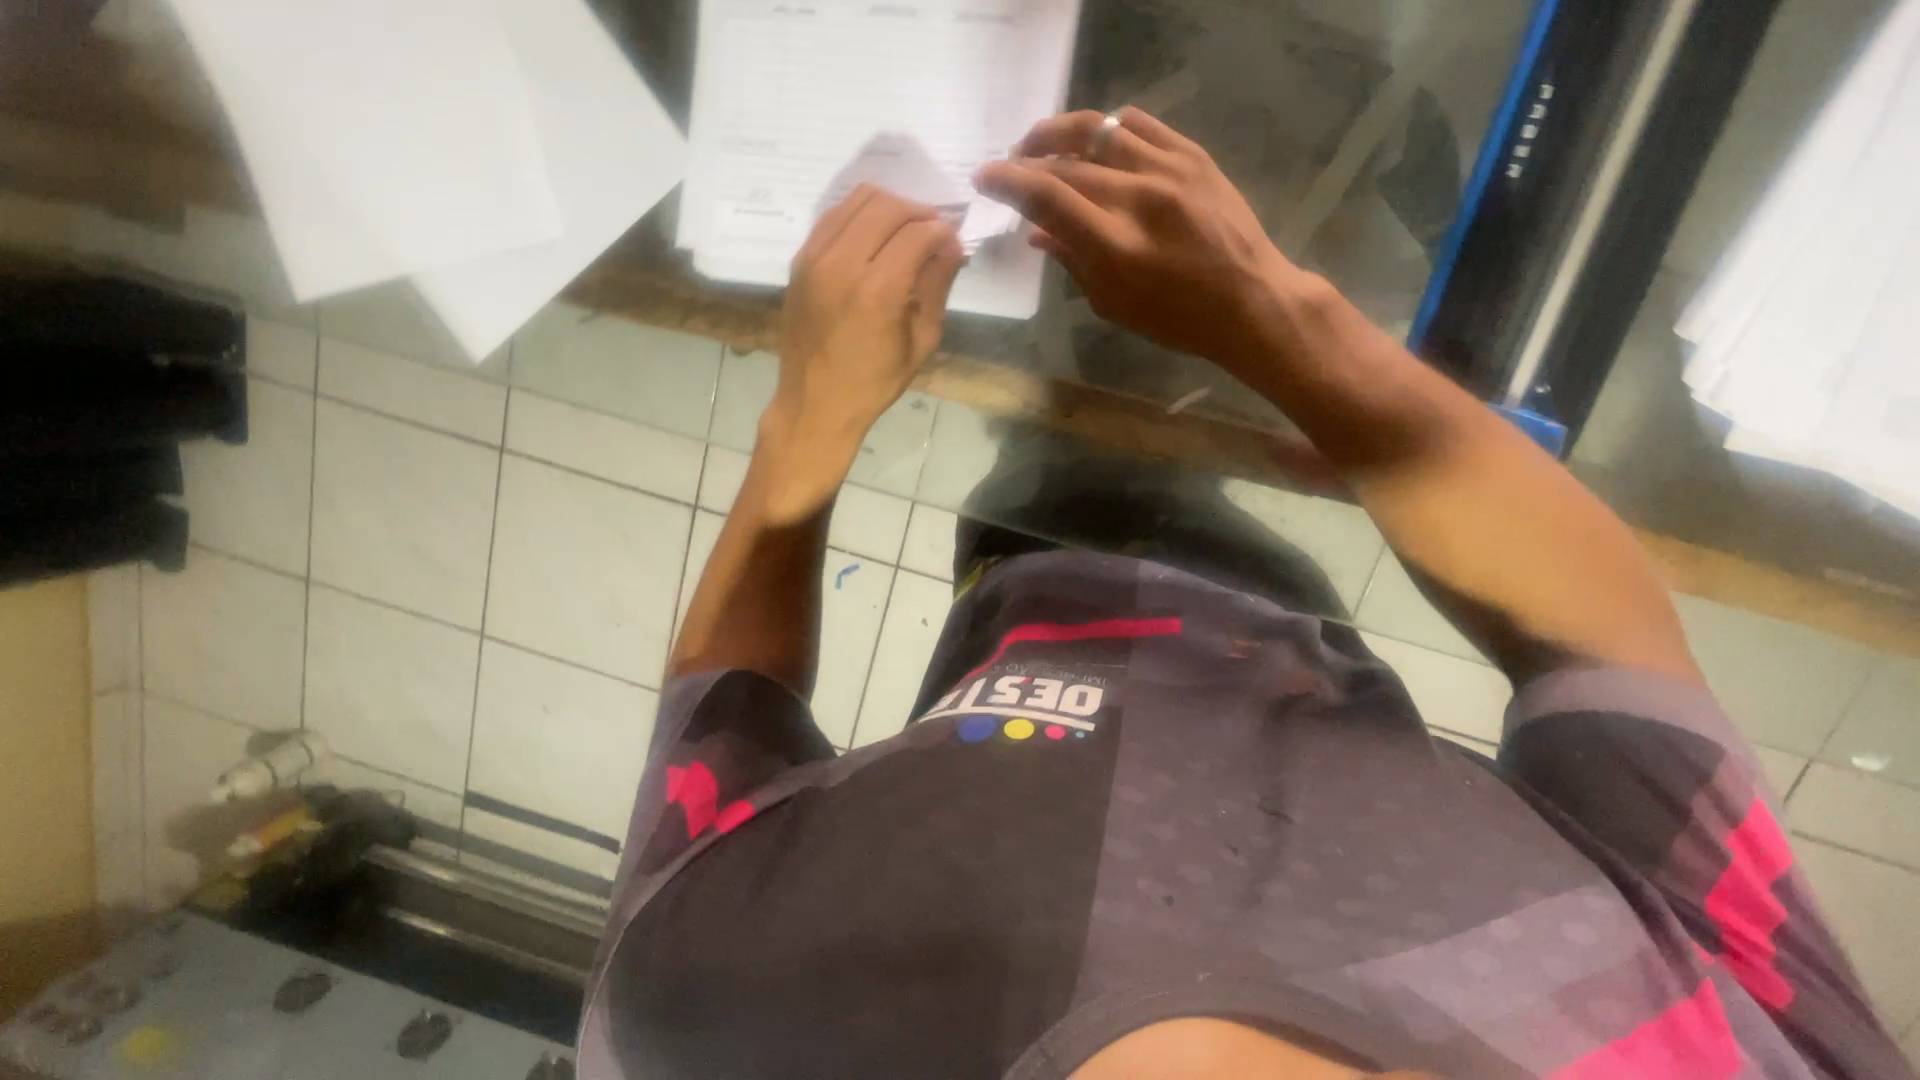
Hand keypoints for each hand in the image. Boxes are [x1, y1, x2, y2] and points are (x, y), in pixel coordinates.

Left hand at [758, 184, 962, 520]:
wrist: (814, 403)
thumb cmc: (873, 383)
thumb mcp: (920, 342)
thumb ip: (937, 287)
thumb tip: (952, 246)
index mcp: (878, 292)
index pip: (919, 233)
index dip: (943, 232)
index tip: (952, 245)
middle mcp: (843, 264)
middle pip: (889, 206)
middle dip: (919, 213)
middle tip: (932, 233)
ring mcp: (815, 258)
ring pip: (858, 199)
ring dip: (890, 207)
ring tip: (905, 230)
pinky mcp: (800, 259)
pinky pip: (833, 215)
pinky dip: (859, 215)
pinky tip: (873, 236)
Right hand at [974, 108, 1305, 373]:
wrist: (1251, 301)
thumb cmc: (1176, 319)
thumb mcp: (1112, 304)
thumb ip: (1071, 261)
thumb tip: (1035, 232)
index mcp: (1114, 245)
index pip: (1046, 196)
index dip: (1006, 181)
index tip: (984, 176)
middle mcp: (1138, 198)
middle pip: (1065, 163)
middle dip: (1026, 160)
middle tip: (1009, 167)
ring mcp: (1170, 170)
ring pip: (1099, 129)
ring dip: (1059, 132)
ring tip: (1040, 143)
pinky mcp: (1193, 156)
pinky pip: (1139, 124)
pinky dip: (1106, 128)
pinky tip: (1094, 142)